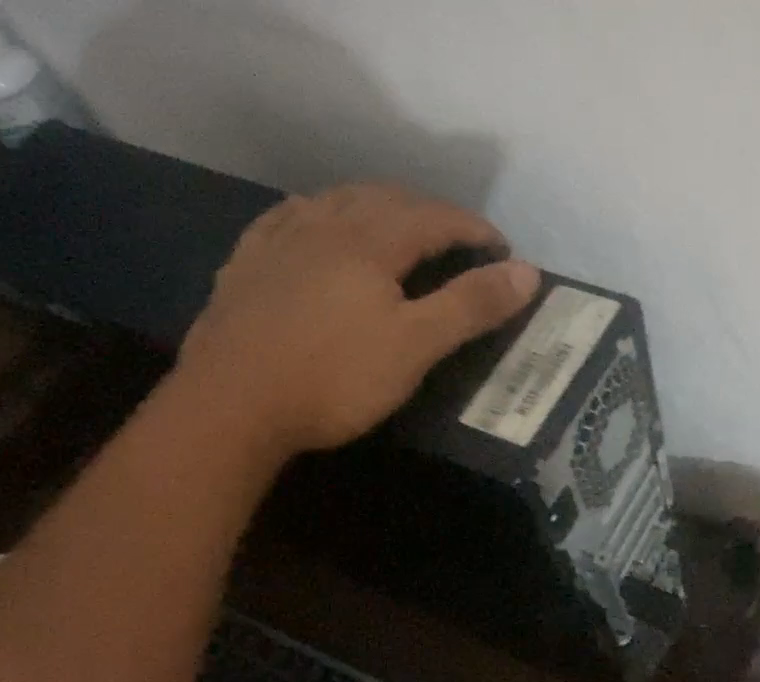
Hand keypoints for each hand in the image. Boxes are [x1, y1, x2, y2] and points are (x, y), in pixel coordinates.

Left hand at [175, 185, 540, 455]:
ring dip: (374, 205)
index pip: (433, 217)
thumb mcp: (416, 347)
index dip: (473, 228)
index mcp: (369, 241)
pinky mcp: (244, 267)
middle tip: (456, 237)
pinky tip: (313, 226)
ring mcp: (277, 243)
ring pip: (333, 202)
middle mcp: (323, 226)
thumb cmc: (334, 378)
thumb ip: (471, 306)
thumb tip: (527, 271)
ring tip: (394, 225)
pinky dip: (317, 215)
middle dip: (427, 211)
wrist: (231, 405)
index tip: (502, 249)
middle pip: (384, 199)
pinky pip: (286, 219)